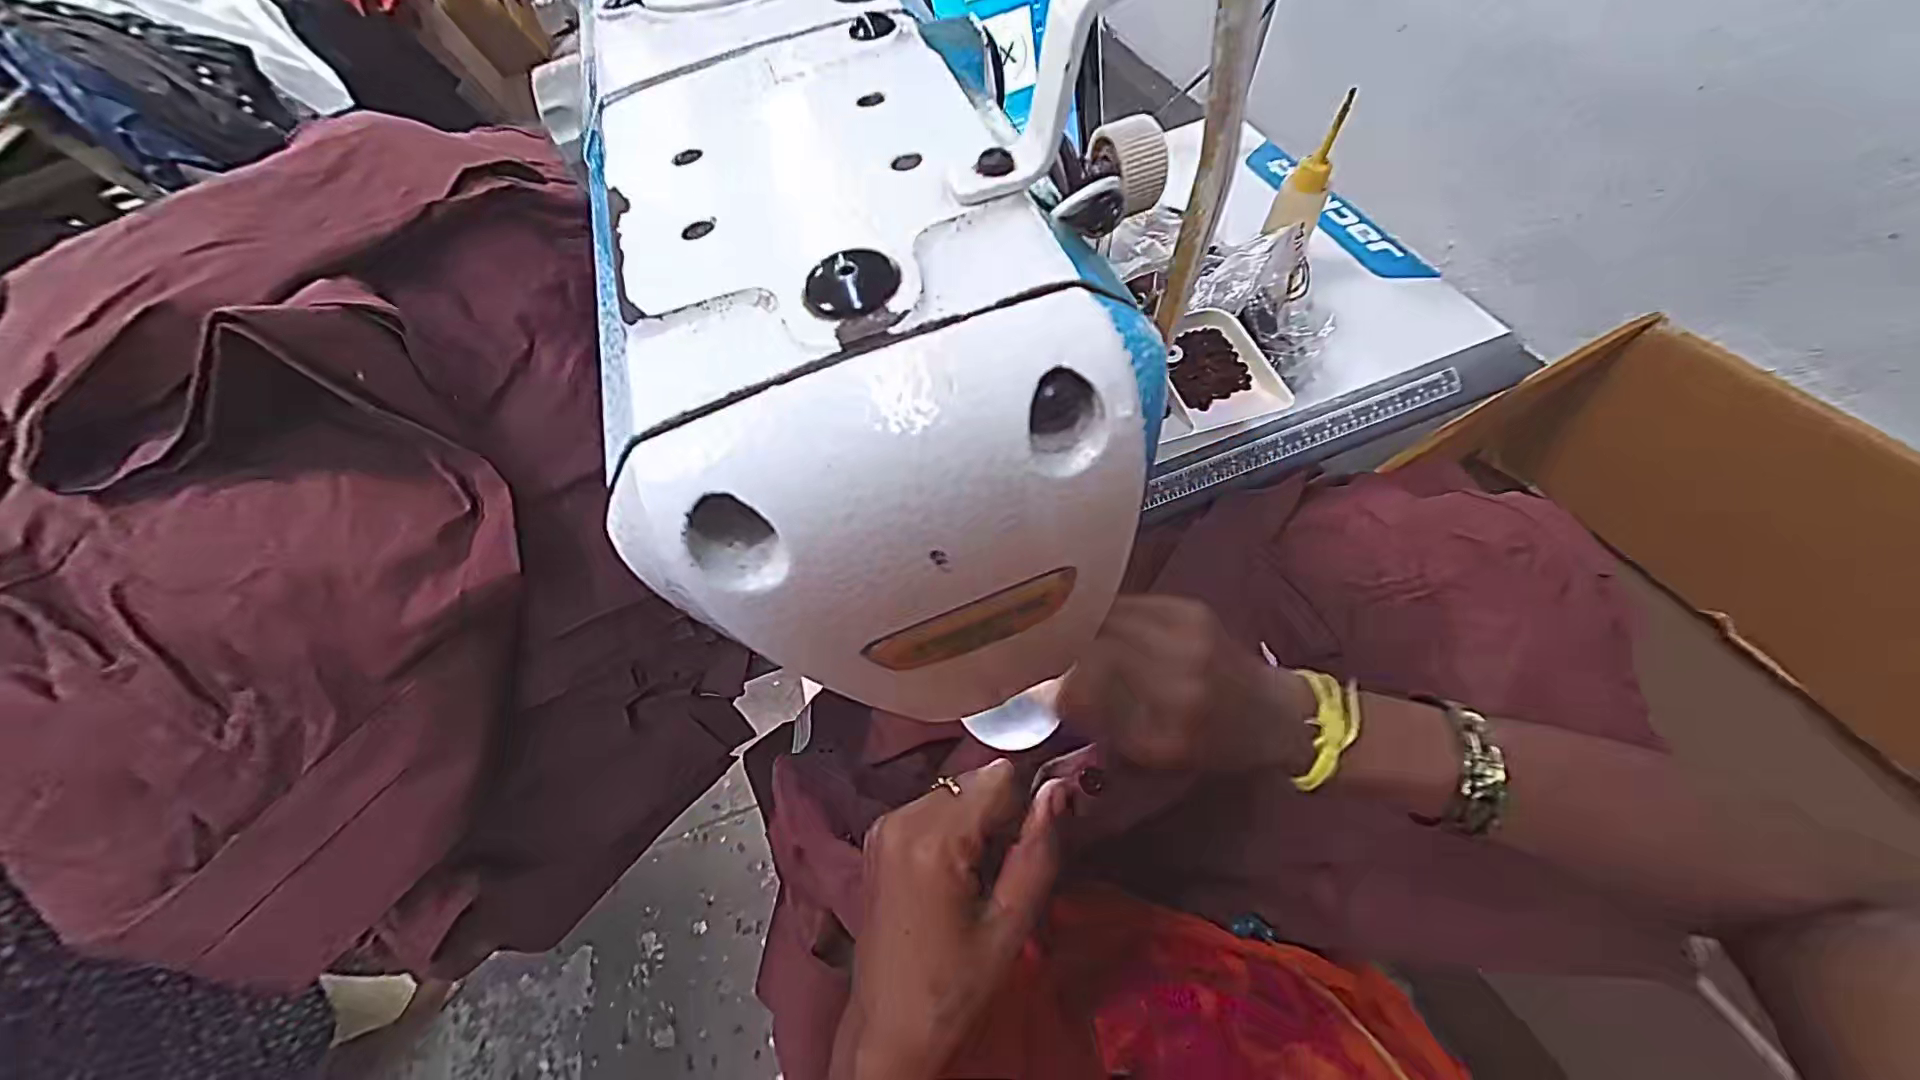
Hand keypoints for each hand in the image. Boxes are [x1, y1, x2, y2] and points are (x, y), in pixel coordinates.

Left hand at [830, 760, 1074, 1079]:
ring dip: (976, 820)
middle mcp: (901, 818)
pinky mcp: (878, 833)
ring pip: (955, 790)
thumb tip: (1057, 791)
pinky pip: (932, 806)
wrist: (888, 1027)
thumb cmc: (951, 989)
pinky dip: (952, 826)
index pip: (998, 776)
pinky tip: (954, 872)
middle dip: (999, 813)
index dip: (1023, 805)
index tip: (1026, 843)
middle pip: (974, 780)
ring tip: (976, 876)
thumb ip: (1038, 850)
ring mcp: (884, 824)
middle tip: (1001, 870)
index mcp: (931, 839)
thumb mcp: (1010, 926)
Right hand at [1056, 595, 1315, 773]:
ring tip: (1058, 634)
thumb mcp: (1156, 752)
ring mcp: (1186, 625)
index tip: (1036, 679)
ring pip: (1110, 612)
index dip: (1057, 675)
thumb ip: (1103, 723)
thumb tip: (1054, 693)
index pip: (1091, 676)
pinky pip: (1130, 603)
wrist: (1276, 713)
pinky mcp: (1189, 606)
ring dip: (1080, 623)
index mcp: (1172, 708)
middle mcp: (1179, 660)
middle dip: (1062, 642)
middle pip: (1096, 634)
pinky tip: (1093, 623)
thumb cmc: (1214, 744)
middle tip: (1038, 650)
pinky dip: (1105, 614)